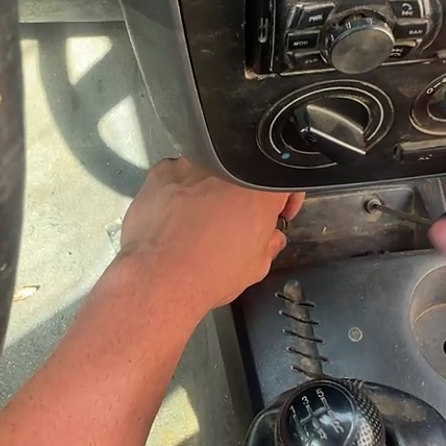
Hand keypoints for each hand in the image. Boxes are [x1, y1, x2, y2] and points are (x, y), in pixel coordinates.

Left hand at [113, 158, 304, 315]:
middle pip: (244, 178)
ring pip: (209, 175)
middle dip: (243, 199)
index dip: (286, 199)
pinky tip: (177, 219)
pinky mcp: (161, 173)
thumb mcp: (256, 267)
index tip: (280, 211)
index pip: (284, 182)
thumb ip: (270, 244)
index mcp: (259, 190)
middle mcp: (227, 171)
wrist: (160, 278)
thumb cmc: (207, 273)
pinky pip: (177, 177)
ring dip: (210, 194)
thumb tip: (271, 239)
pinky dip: (180, 193)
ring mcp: (191, 167)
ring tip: (201, 224)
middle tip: (235, 224)